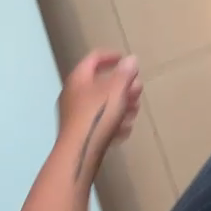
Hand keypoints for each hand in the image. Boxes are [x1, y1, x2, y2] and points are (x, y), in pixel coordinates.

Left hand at [56, 50, 141, 187]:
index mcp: (78, 78)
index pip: (94, 58)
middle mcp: (73, 94)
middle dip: (122, 85)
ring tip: (135, 110)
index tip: (126, 59)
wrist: (79, 155)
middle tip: (138, 89)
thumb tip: (131, 59)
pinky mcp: (79, 135)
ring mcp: (75, 116)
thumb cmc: (97, 115)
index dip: (111, 56)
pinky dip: (113, 123)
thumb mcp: (116, 89)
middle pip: (100, 83)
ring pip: (102, 105)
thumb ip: (125, 73)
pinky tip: (124, 130)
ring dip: (121, 105)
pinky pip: (99, 123)